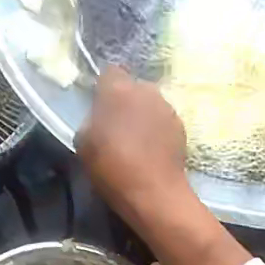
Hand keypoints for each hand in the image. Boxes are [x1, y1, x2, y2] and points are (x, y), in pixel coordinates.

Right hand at [75, 66, 190, 226]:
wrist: (154, 192)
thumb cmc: (111, 166)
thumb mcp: (83, 143)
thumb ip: (90, 120)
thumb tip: (99, 115)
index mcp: (118, 90)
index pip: (108, 72)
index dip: (101, 87)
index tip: (96, 106)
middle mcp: (145, 90)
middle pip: (130, 86)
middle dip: (122, 100)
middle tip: (113, 125)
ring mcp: (167, 106)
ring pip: (147, 102)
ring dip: (139, 114)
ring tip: (132, 140)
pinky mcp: (180, 124)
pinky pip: (160, 119)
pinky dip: (154, 128)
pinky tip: (148, 149)